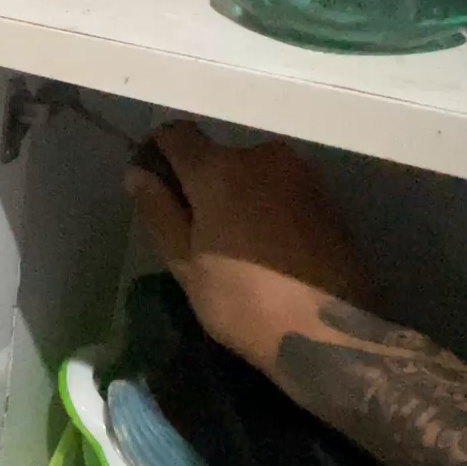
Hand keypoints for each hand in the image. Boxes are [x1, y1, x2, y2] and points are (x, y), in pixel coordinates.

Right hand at [125, 123, 366, 368]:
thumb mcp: (184, 264)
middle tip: (195, 232)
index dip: (158, 153)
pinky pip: (279, 187)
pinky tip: (266, 247)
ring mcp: (301, 172)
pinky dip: (265, 205)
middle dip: (199, 183)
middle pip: (215, 155)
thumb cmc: (242, 301)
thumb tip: (137, 173)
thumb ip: (158, 211)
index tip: (154, 187)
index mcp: (218, 170)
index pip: (176, 134)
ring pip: (250, 172)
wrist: (329, 332)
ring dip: (235, 194)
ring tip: (234, 244)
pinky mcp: (327, 194)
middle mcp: (261, 156)